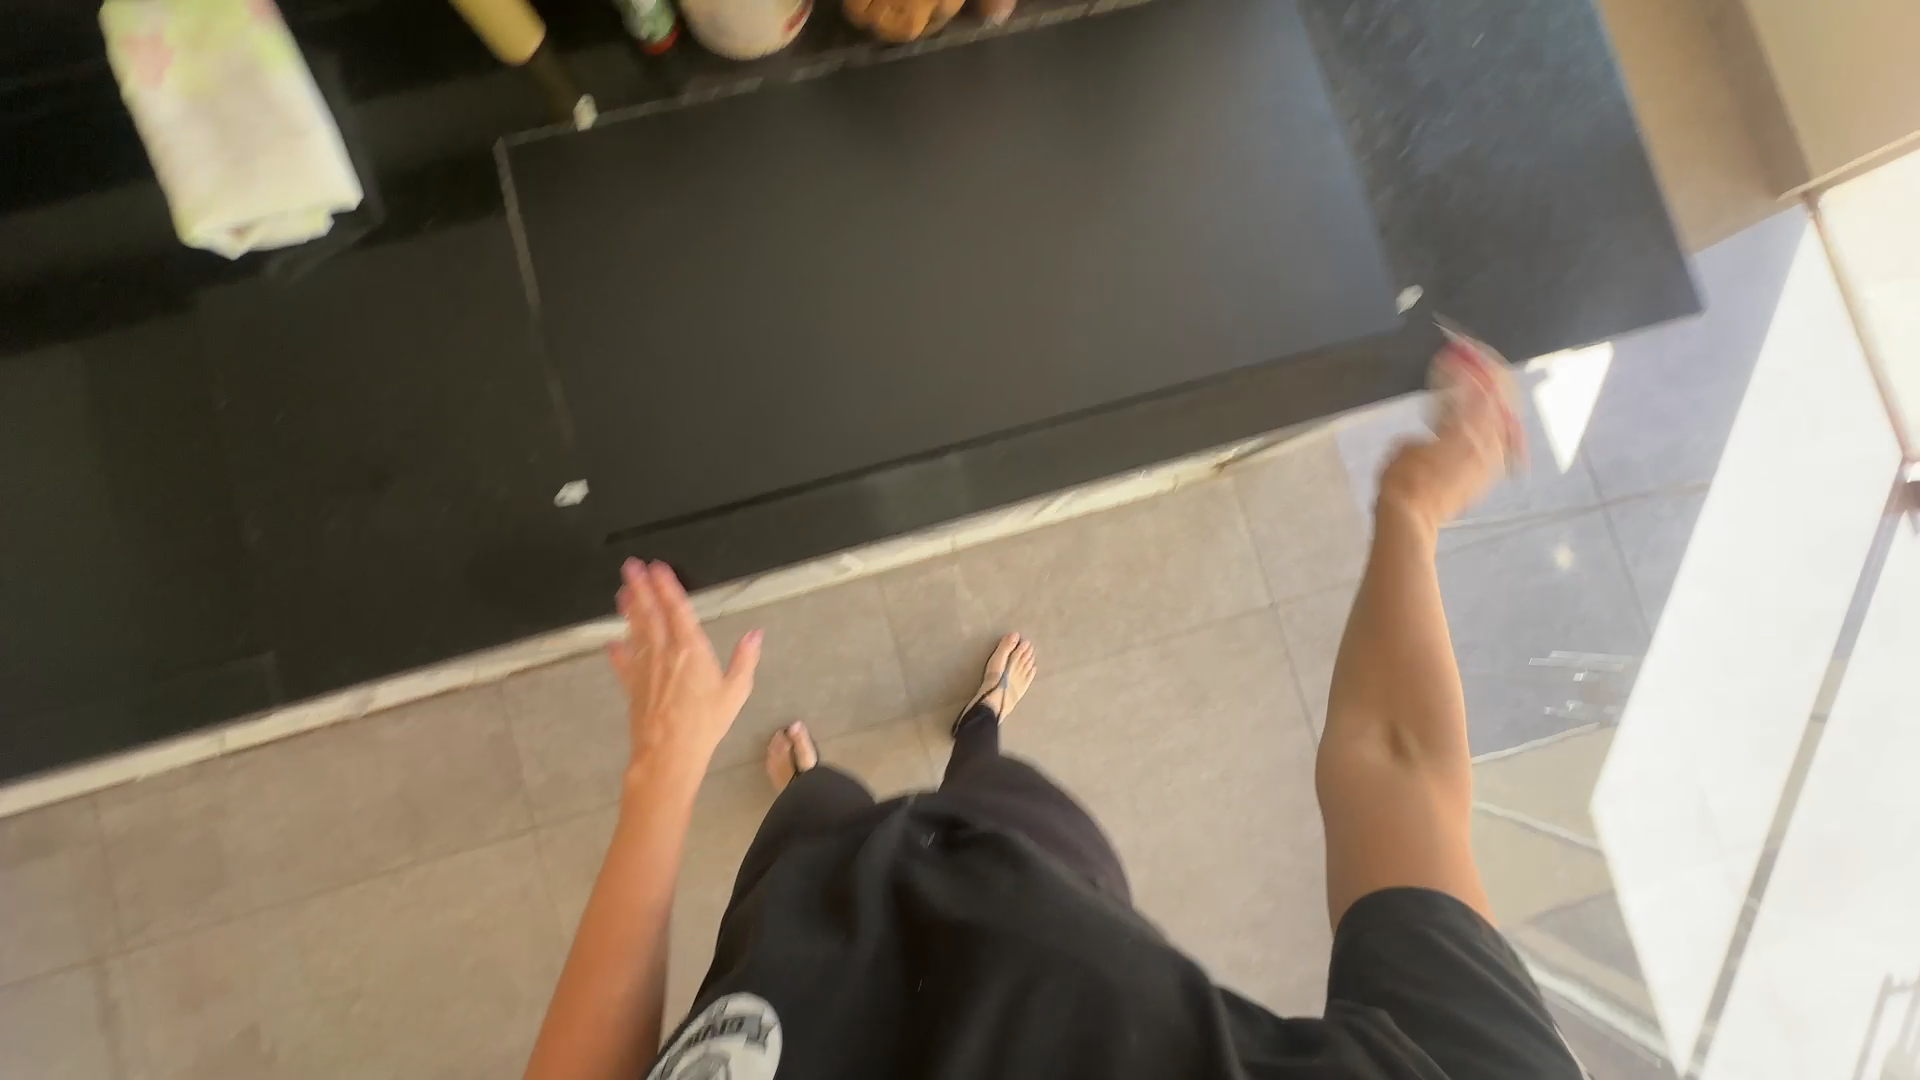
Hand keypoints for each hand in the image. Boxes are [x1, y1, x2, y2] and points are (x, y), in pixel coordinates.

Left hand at [606, 559, 761, 767]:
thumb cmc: (706, 722)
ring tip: (622, 590)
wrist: (669, 753)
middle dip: (641, 588)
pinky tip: (611, 642)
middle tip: (630, 566)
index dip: (666, 586)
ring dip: (628, 608)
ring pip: (635, 630)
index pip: (677, 610)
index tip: (657, 567)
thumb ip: (745, 659)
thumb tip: (756, 632)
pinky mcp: (632, 685)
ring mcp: (644, 667)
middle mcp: (665, 652)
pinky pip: (623, 661)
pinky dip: (617, 649)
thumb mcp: (736, 691)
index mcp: (692, 649)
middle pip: (650, 613)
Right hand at [1376, 352, 1518, 531]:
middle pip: (1499, 400)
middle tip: (1481, 361)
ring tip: (1486, 387)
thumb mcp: (1405, 446)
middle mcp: (1487, 441)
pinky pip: (1498, 442)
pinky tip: (1482, 423)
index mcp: (1465, 429)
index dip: (1465, 368)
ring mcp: (1491, 459)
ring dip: (1494, 401)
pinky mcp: (1487, 475)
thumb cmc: (1400, 480)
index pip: (1472, 388)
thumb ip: (1429, 431)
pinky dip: (1492, 426)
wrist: (1412, 518)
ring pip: (1503, 421)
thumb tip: (1440, 429)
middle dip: (1489, 377)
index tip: (1455, 353)